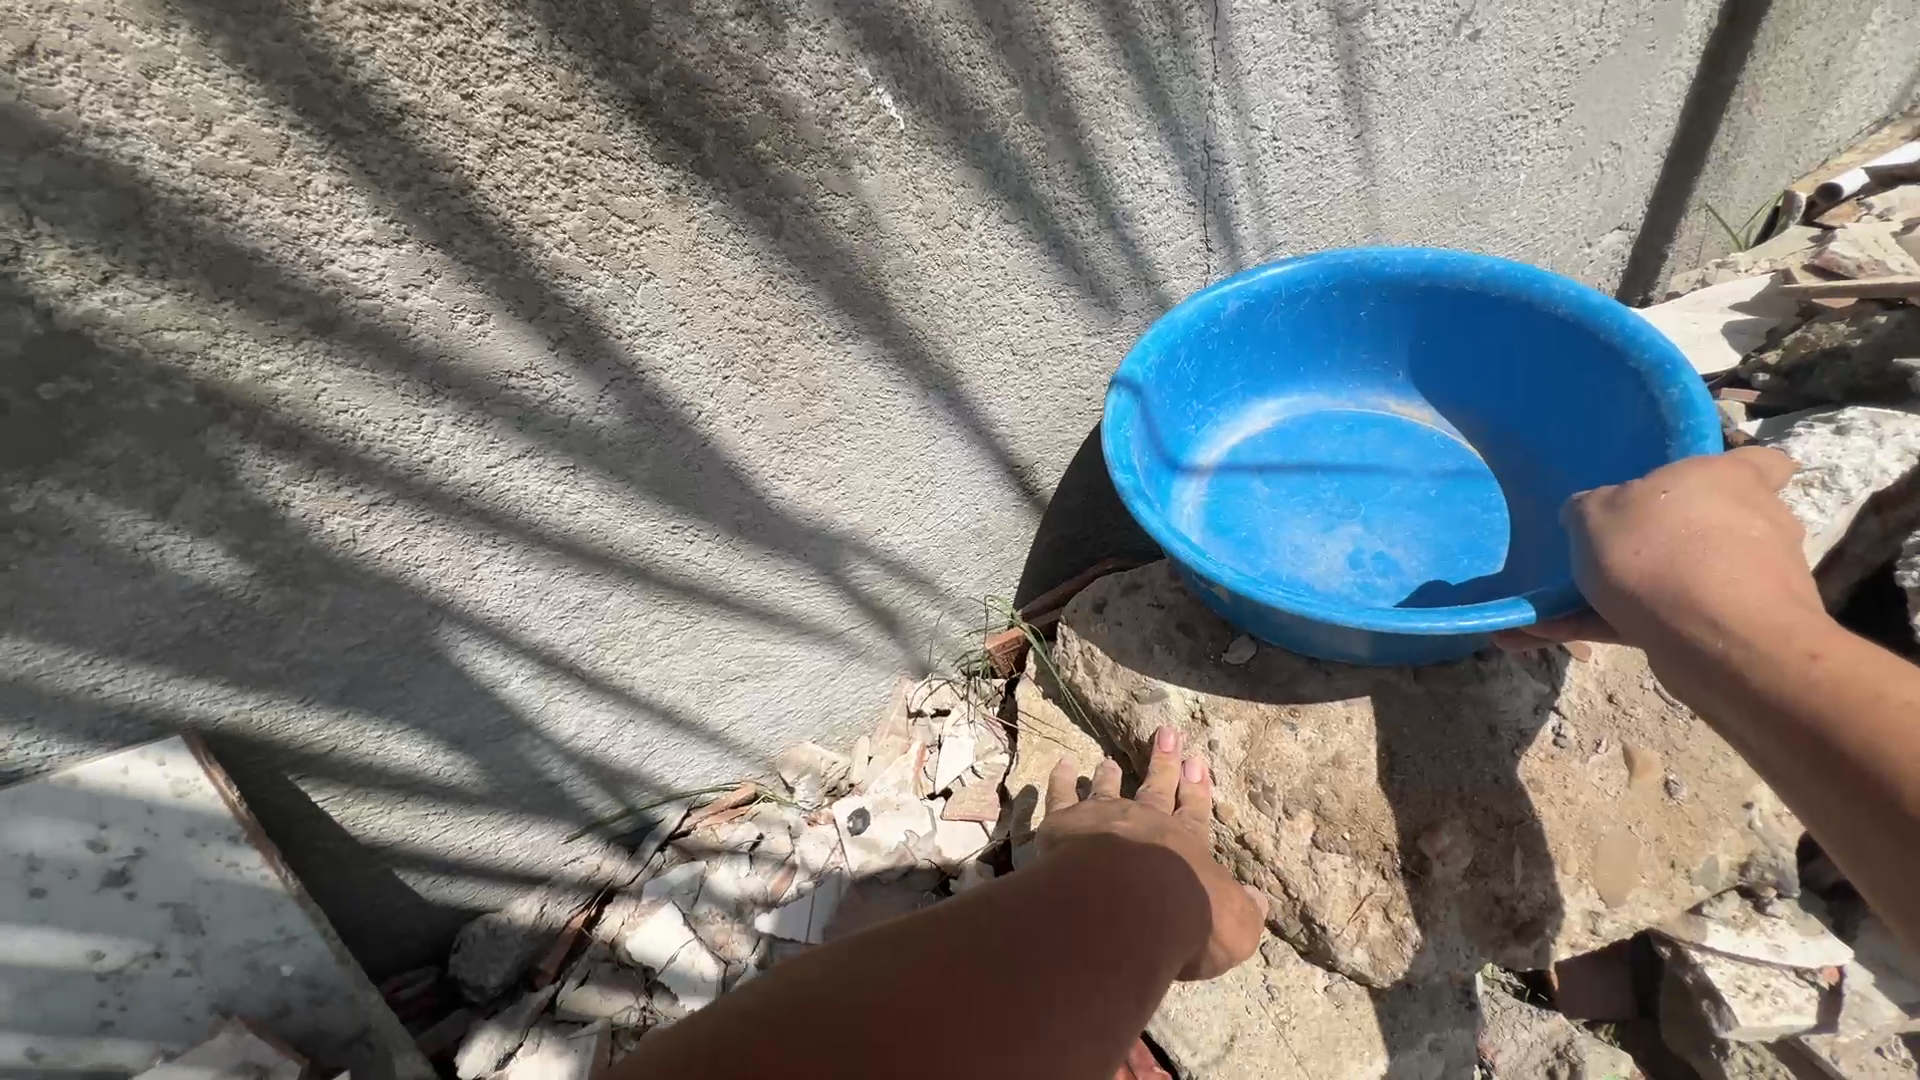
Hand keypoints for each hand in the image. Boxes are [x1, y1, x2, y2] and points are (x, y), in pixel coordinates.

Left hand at [1037, 724, 1264, 980]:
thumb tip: (1261, 900)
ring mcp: (1103, 818)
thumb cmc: (1184, 923)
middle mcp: (1144, 823)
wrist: (1123, 909)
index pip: (1195, 813)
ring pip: (1106, 789)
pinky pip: (1062, 795)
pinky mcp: (1065, 823)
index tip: (1197, 762)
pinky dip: (1061, 779)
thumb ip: (1244, 911)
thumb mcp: (1234, 927)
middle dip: (1163, 762)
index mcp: (1184, 845)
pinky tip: (1061, 764)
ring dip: (1107, 774)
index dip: (1197, 790)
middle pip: (1156, 788)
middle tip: (1166, 733)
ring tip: (1106, 760)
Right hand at [1493, 447, 1822, 659]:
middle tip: (1599, 555)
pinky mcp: (1731, 626)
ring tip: (1546, 613)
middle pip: (1703, 525)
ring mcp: (1747, 579)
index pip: (1757, 461)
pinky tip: (1546, 634)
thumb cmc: (1657, 551)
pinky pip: (1656, 621)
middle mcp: (1751, 523)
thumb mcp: (1593, 512)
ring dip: (1618, 595)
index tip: (1679, 490)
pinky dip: (1607, 627)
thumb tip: (1598, 512)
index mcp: (1728, 480)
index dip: (1724, 472)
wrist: (1718, 640)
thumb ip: (1592, 507)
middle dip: (1655, 542)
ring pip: (1674, 579)